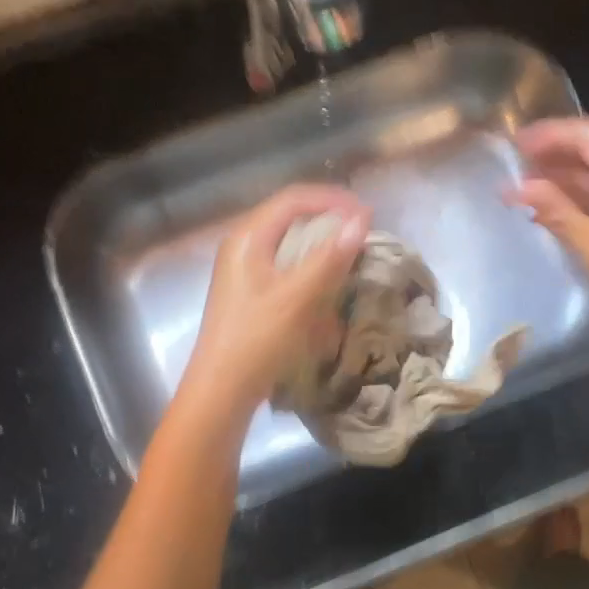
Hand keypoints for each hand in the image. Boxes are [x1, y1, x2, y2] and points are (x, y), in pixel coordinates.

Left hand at [181, 184, 370, 415]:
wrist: (221, 389)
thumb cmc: (257, 339)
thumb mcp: (297, 297)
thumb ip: (330, 257)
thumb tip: (362, 221)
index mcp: (247, 237)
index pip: (294, 199)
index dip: (333, 200)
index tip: (367, 215)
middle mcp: (242, 247)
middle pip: (290, 219)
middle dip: (329, 223)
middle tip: (362, 235)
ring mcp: (244, 273)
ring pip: (289, 246)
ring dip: (321, 249)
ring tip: (351, 259)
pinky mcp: (250, 296)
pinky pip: (286, 271)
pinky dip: (310, 272)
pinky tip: (328, 290)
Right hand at [511, 117, 588, 332]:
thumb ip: (558, 212)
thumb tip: (519, 187)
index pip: (585, 136)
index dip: (549, 133)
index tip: (515, 144)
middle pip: (585, 151)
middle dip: (549, 152)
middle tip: (512, 164)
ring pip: (586, 175)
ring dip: (554, 176)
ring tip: (520, 188)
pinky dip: (565, 198)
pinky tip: (544, 211)